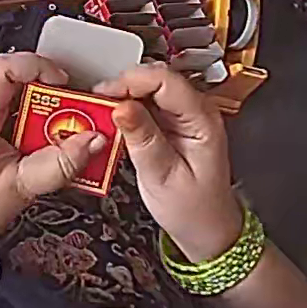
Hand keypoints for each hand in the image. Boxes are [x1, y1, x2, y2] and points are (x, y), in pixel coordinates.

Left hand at [0, 52, 107, 255]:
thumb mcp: (18, 189)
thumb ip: (58, 164)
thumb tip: (92, 141)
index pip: (5, 66)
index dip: (39, 67)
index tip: (65, 85)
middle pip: (15, 77)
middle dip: (50, 93)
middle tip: (73, 114)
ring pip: (16, 95)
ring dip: (43, 110)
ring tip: (62, 134)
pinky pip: (11, 112)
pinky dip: (33, 123)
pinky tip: (44, 146)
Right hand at [95, 65, 240, 261]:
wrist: (207, 230)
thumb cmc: (192, 210)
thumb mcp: (162, 178)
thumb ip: (143, 139)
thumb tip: (120, 106)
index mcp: (202, 119)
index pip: (166, 80)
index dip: (132, 81)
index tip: (106, 94)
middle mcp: (196, 108)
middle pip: (156, 77)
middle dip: (124, 85)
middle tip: (99, 103)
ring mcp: (185, 112)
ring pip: (149, 85)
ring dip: (123, 93)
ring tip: (102, 110)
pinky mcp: (173, 118)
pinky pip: (147, 99)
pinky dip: (127, 104)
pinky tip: (114, 117)